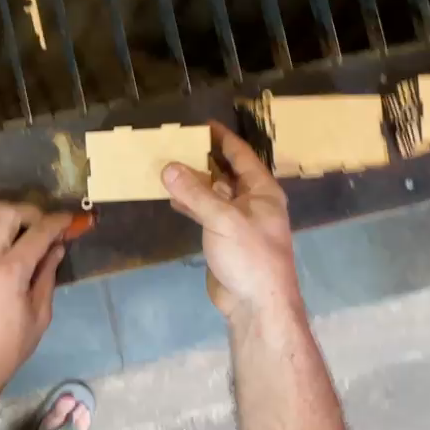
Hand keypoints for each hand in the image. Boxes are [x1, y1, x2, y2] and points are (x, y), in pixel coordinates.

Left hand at [0, 201, 74, 393]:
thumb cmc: (7, 348)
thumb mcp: (39, 316)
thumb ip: (47, 277)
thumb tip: (56, 249)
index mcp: (10, 272)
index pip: (38, 233)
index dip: (57, 222)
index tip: (69, 219)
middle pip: (7, 213)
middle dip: (30, 212)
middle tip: (43, 224)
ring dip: (1, 212)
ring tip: (16, 225)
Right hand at [162, 121, 302, 325]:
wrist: (257, 304)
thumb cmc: (250, 256)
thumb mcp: (223, 219)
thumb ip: (195, 193)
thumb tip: (168, 168)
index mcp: (262, 191)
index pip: (242, 156)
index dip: (224, 139)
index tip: (203, 125)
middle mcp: (253, 202)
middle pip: (227, 173)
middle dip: (204, 159)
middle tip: (178, 144)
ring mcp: (238, 222)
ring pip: (214, 194)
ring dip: (195, 182)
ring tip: (169, 167)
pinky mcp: (225, 239)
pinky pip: (206, 213)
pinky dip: (191, 204)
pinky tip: (172, 198)